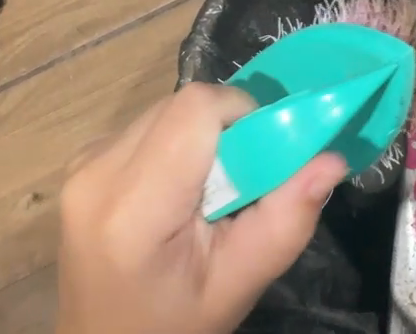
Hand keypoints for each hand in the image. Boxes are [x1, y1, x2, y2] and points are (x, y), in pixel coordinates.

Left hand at [54, 84, 346, 333]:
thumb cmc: (173, 326)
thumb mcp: (236, 286)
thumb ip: (285, 221)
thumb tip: (332, 159)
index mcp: (131, 207)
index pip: (196, 108)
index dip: (241, 116)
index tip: (262, 159)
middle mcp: (97, 168)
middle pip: (183, 105)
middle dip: (224, 130)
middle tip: (240, 185)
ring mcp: (83, 160)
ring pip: (168, 108)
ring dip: (200, 137)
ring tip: (206, 195)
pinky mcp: (82, 157)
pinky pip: (149, 123)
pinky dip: (175, 144)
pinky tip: (176, 192)